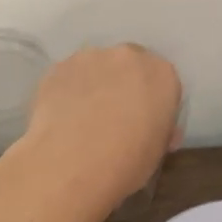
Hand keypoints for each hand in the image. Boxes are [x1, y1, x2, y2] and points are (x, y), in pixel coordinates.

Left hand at [20, 45, 182, 201]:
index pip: (162, 83)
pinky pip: (69, 77)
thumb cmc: (127, 162)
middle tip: (115, 118)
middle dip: (124, 86)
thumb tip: (151, 126)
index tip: (145, 123)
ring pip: (96, 67)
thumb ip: (159, 128)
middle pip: (129, 66)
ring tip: (83, 119)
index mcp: (162, 74)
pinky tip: (62, 118)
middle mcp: (128, 56)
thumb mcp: (157, 151)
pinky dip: (68, 91)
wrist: (71, 165)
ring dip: (95, 85)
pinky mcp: (58, 67)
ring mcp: (90, 57)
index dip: (153, 104)